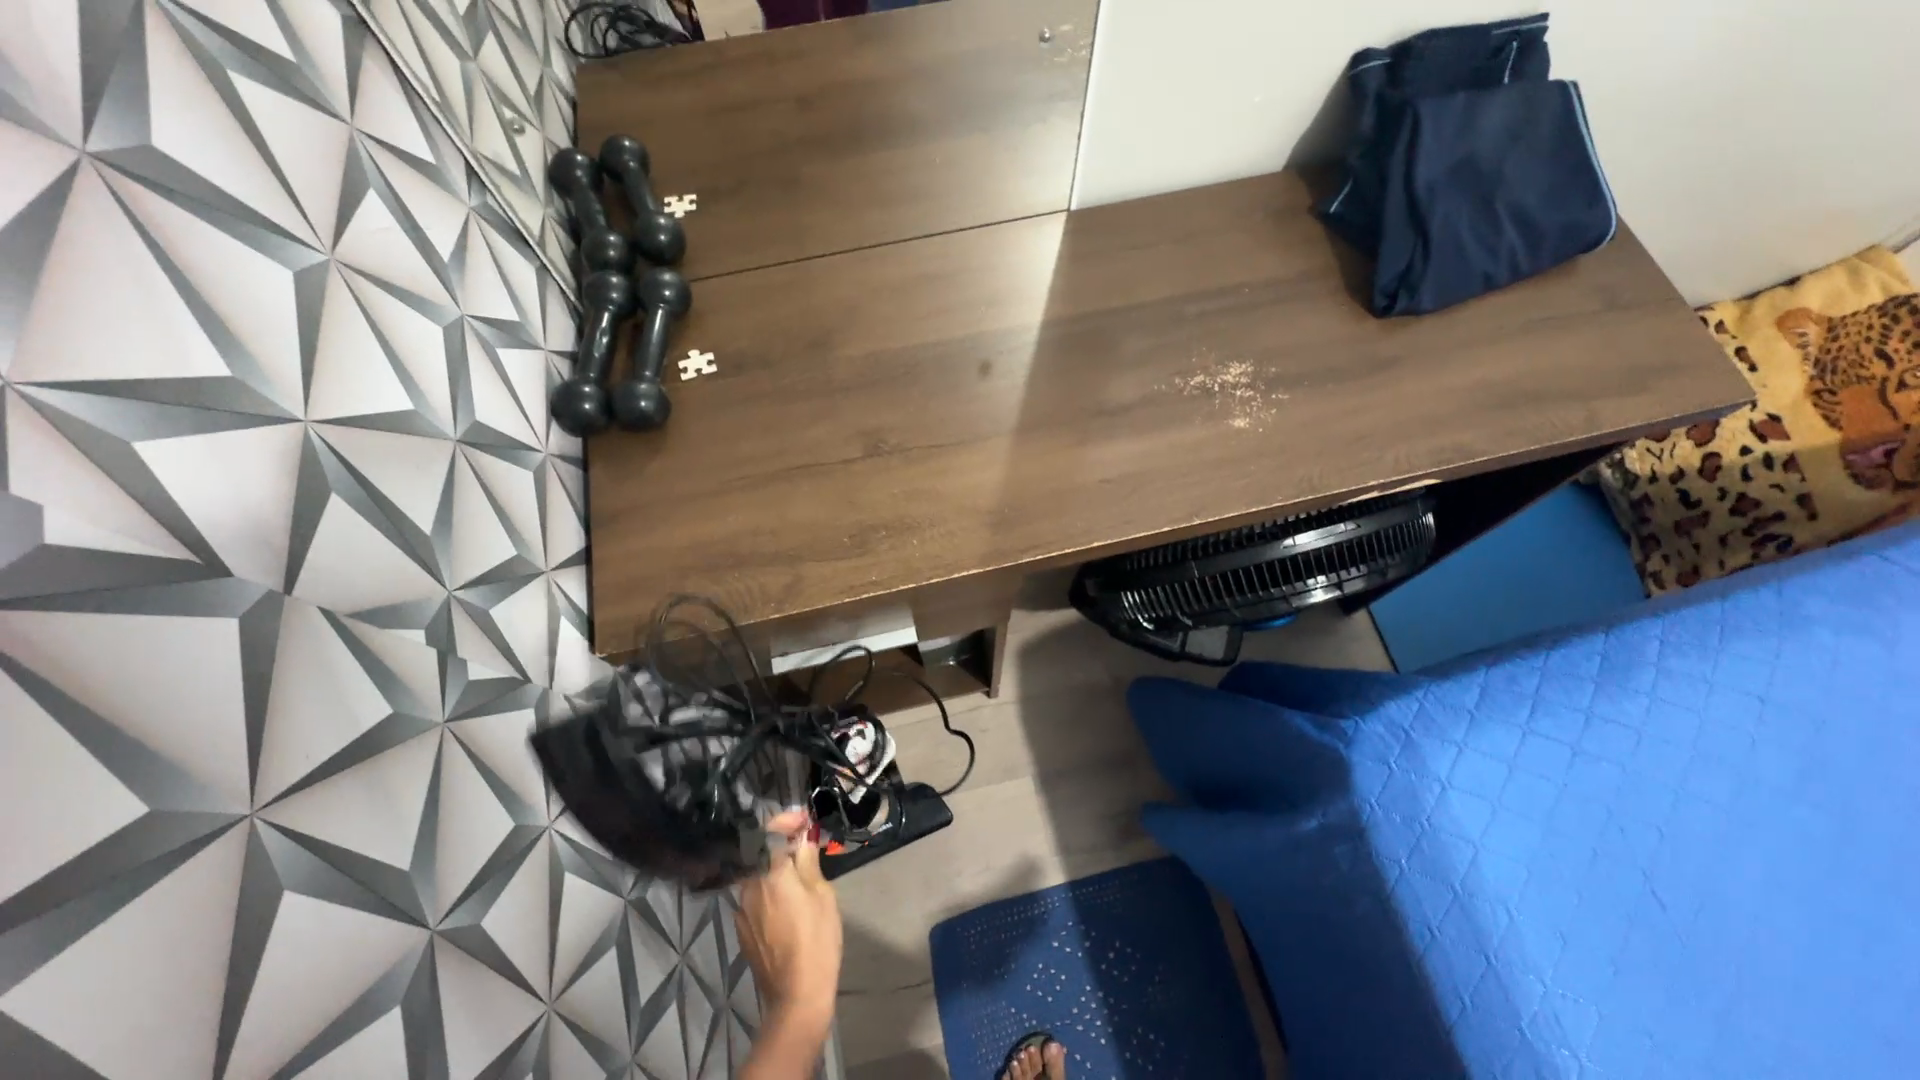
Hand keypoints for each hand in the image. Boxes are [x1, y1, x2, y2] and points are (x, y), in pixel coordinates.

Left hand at [737, 812, 842, 1025]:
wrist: (796, 995)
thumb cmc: (816, 940)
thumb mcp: (822, 895)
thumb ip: (808, 862)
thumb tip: (803, 839)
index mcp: (768, 874)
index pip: (768, 832)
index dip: (785, 820)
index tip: (803, 820)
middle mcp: (748, 888)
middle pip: (758, 854)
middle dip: (780, 844)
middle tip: (804, 845)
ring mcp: (741, 910)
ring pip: (756, 877)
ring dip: (774, 868)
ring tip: (799, 873)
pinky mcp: (742, 930)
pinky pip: (754, 899)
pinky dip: (769, 890)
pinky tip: (787, 903)